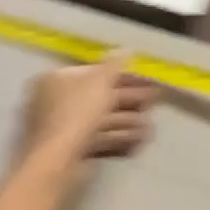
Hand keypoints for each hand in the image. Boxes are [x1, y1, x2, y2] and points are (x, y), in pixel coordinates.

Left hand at [20, 52, 155, 168]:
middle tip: (154, 101)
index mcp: (56, 79)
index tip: (145, 81)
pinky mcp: (71, 149)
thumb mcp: (100, 81)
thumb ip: (114, 65)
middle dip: (129, 99)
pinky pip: (99, 137)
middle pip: (98, 96)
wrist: (58, 160)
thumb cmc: (77, 112)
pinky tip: (139, 138)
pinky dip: (119, 136)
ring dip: (128, 120)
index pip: (93, 72)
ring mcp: (63, 127)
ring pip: (100, 119)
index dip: (122, 75)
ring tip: (150, 125)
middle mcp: (56, 100)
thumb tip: (126, 49)